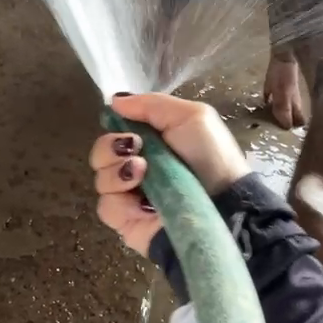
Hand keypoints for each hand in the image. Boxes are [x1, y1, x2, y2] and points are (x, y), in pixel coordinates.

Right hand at [89, 93, 252, 255]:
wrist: (223, 204)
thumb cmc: (212, 157)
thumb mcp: (192, 116)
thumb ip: (151, 104)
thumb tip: (114, 101)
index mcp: (149, 142)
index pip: (114, 130)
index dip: (115, 127)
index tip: (130, 129)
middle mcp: (135, 167)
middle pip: (99, 154)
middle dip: (110, 148)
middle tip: (136, 150)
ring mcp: (129, 196)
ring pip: (100, 180)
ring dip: (117, 173)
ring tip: (143, 174)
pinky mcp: (126, 222)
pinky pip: (107, 207)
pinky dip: (121, 203)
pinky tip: (142, 204)